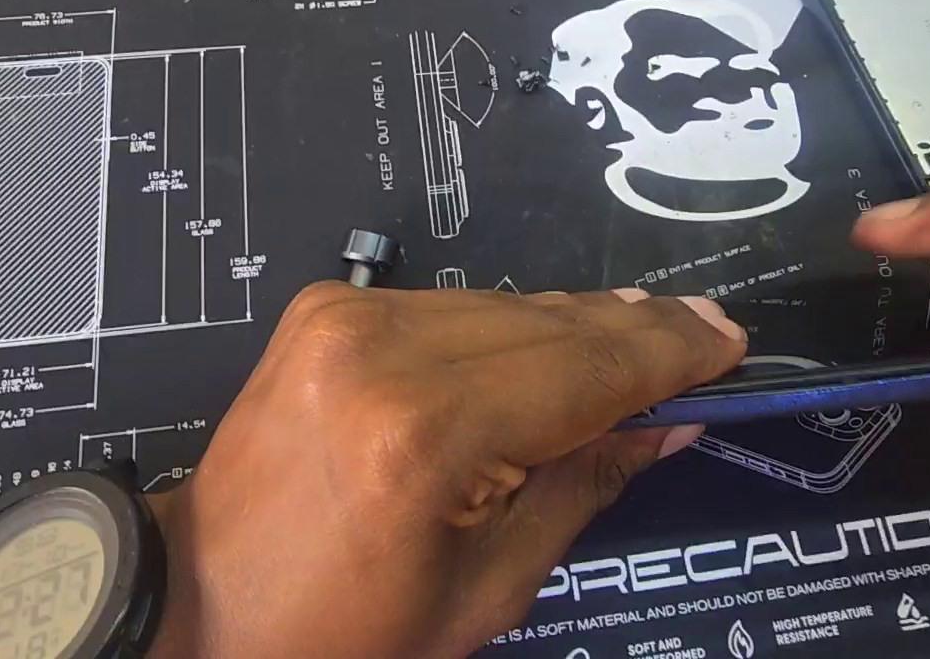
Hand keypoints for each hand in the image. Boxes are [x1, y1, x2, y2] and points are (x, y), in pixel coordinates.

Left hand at [148, 283, 746, 658]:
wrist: (203, 595)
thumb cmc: (347, 628)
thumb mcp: (486, 587)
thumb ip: (585, 482)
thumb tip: (670, 420)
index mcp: (425, 433)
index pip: (582, 372)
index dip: (663, 354)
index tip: (726, 339)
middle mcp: (384, 347)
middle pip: (545, 321)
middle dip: (631, 329)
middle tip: (701, 328)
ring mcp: (347, 313)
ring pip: (501, 305)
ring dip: (574, 323)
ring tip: (638, 331)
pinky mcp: (326, 303)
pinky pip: (450, 307)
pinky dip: (507, 325)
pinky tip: (549, 338)